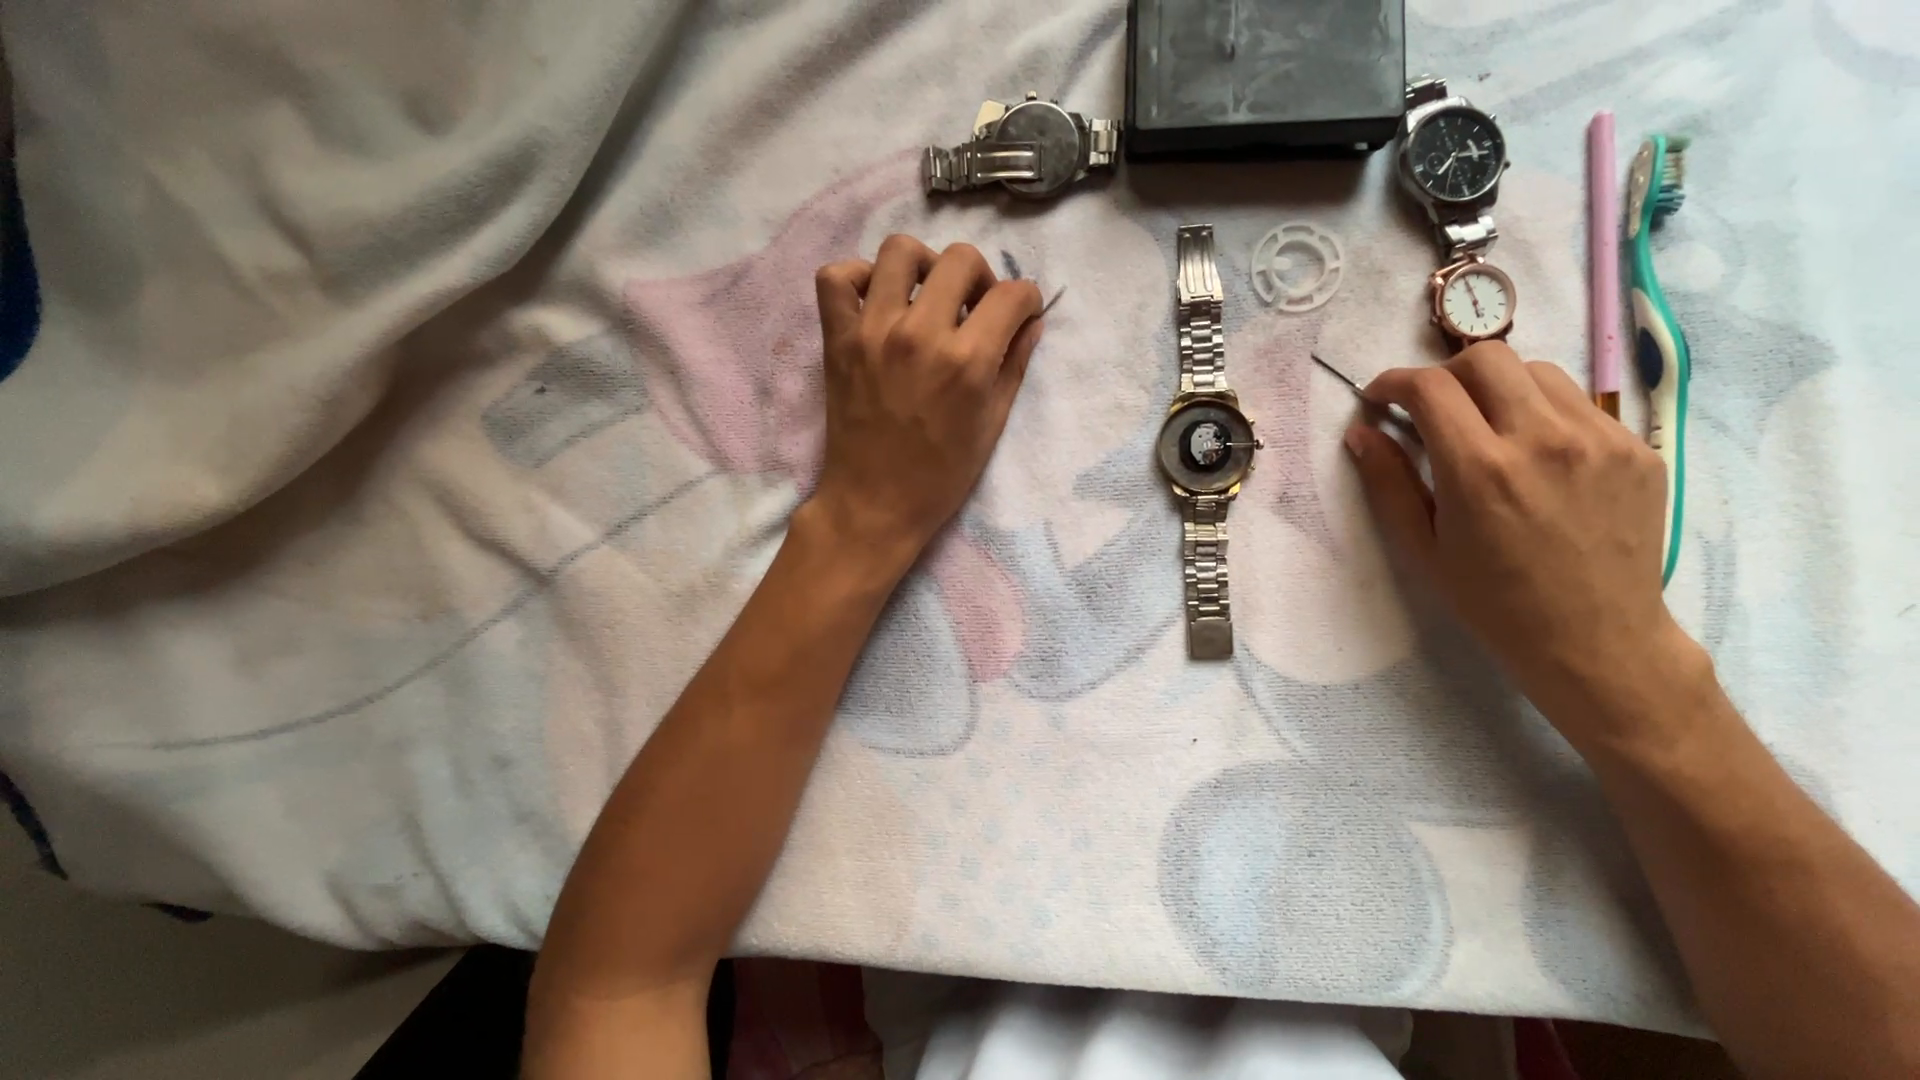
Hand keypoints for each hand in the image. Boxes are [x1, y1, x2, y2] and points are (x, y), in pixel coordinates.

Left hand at [805, 235, 1042, 570]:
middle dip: (982, 278)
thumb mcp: (992, 424)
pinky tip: (877, 301)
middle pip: (961, 260)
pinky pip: (835, 277)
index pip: (1012, 295)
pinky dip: (857, 277)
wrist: (874, 504)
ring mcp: (872, 331)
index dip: (1027, 300)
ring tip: (927, 297)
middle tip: (974, 309)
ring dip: (924, 266)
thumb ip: (1014, 365)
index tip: (1020, 315)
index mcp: (966, 361)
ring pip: (899, 251)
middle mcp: (920, 334)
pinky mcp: (837, 339)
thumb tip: (1031, 321)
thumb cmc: (940, 475)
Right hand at [1345, 341, 1690, 745]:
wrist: (1596, 639)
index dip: (1394, 382)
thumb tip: (1360, 432)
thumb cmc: (1493, 602)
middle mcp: (1543, 440)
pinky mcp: (1635, 448)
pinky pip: (1580, 405)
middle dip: (1446, 374)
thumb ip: (1388, 483)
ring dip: (1498, 388)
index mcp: (1481, 471)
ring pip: (1537, 371)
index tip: (1380, 396)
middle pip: (1486, 358)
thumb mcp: (1423, 548)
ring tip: (1488, 429)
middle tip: (1433, 409)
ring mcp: (1599, 440)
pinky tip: (1536, 457)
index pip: (1430, 388)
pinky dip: (1544, 414)